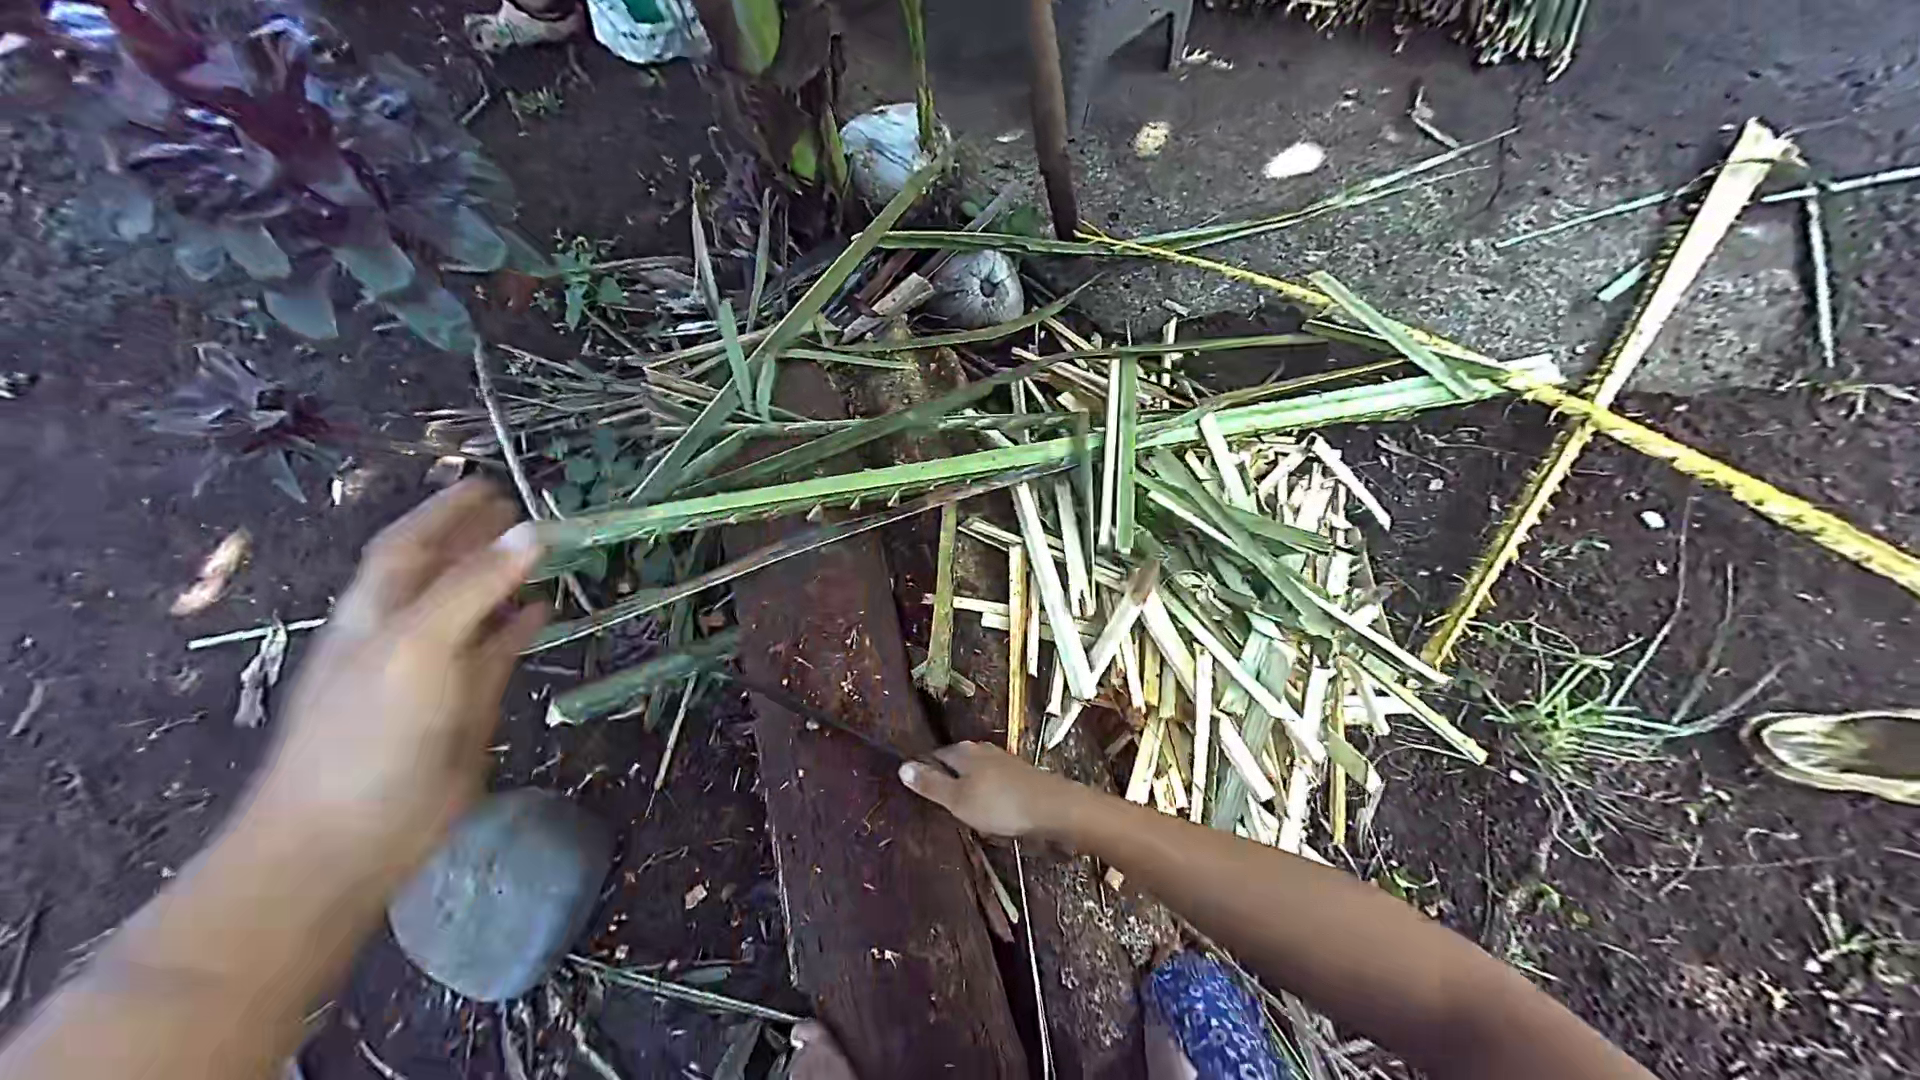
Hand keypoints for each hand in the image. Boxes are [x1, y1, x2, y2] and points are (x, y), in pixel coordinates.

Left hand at [247, 481, 547, 867]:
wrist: (352, 835)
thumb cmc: (370, 731)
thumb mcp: (418, 646)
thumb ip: (475, 586)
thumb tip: (532, 531)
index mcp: (377, 611)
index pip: (410, 544)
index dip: (446, 512)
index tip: (490, 484)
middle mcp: (405, 631)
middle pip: (444, 570)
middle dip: (478, 538)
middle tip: (525, 511)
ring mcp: (437, 667)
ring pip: (476, 609)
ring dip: (505, 579)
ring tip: (544, 553)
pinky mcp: (467, 700)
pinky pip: (498, 649)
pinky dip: (520, 626)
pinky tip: (545, 612)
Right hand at [897, 741, 1090, 838]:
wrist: (1052, 808)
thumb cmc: (999, 804)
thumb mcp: (958, 799)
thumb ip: (930, 784)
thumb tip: (902, 766)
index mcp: (963, 751)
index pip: (934, 756)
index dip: (925, 773)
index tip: (919, 794)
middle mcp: (982, 749)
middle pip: (956, 763)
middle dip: (948, 781)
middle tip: (941, 808)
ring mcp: (1003, 760)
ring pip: (976, 774)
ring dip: (970, 791)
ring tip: (965, 814)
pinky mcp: (1019, 775)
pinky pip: (994, 784)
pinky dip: (988, 797)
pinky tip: (991, 813)